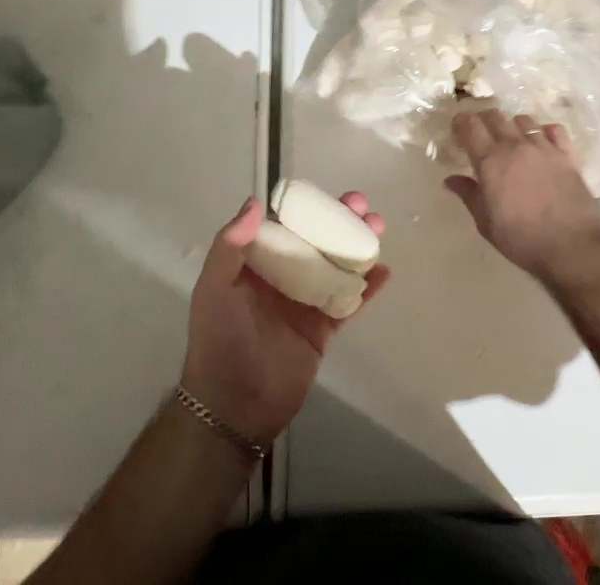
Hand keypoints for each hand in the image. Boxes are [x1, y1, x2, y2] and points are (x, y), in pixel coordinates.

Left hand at [180, 193, 390, 443]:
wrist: (234, 404)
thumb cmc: (220, 340)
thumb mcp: (214, 289)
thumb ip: (229, 247)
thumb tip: (255, 203)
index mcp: (254, 266)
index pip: (284, 227)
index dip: (307, 210)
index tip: (328, 195)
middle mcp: (281, 279)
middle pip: (316, 243)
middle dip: (340, 223)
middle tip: (363, 206)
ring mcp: (304, 304)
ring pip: (336, 268)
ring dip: (357, 248)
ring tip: (379, 229)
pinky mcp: (322, 330)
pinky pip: (349, 304)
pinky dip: (367, 289)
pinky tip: (385, 272)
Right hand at [444, 109, 599, 281]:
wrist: (570, 247)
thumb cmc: (521, 239)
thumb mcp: (485, 222)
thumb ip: (468, 195)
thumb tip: (450, 180)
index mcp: (490, 161)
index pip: (470, 126)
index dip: (460, 122)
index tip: (456, 128)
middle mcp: (516, 146)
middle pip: (495, 116)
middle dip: (483, 120)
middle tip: (479, 134)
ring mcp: (544, 148)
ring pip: (524, 120)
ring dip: (512, 125)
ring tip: (510, 139)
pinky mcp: (568, 156)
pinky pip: (554, 130)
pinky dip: (544, 131)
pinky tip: (542, 142)